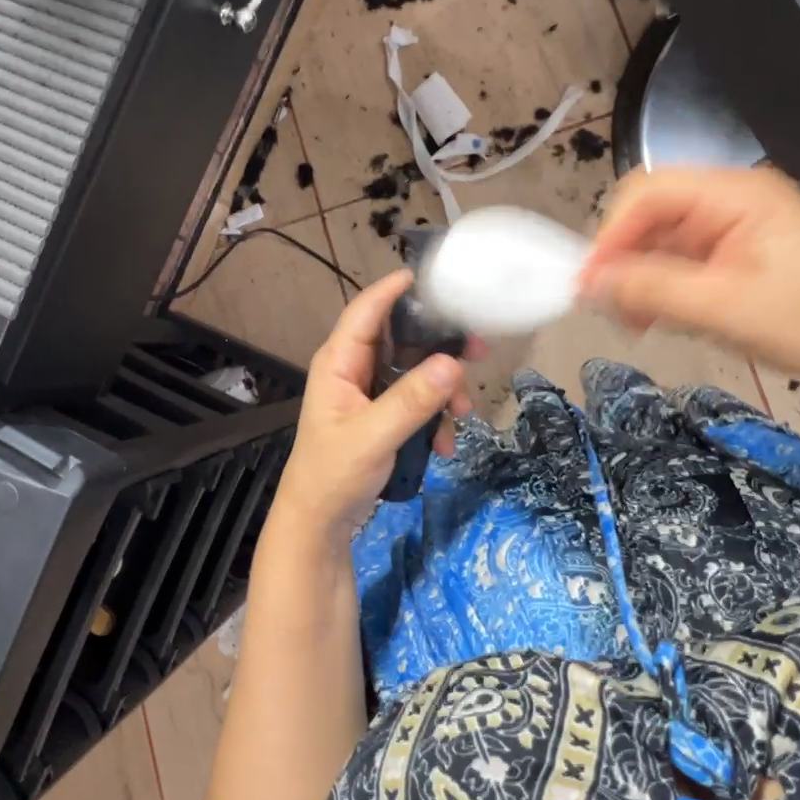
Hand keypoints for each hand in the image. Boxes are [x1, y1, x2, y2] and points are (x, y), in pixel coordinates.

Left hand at [274, 271, 474, 537]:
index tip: (434, 277)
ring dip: (443, 391)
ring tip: (462, 417)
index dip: (396, 288)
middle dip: (439, 346)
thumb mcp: (373, 437)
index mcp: (339, 362)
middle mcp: (354, 369)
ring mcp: (370, 393)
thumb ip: (411, 401)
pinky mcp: (384, 416)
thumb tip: (452, 363)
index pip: (366, 310)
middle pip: (401, 338)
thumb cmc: (333, 475)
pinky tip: (444, 446)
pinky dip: (435, 418)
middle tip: (478, 349)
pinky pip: (418, 402)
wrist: (321, 523)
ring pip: (416, 371)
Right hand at [582, 167, 799, 391]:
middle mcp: (727, 200)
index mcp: (736, 194)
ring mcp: (727, 227)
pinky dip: (654, 289)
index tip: (591, 281)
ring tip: (638, 321)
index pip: (648, 191)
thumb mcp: (727, 309)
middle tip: (612, 306)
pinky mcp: (726, 254)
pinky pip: (671, 262)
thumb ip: (652, 291)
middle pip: (646, 214)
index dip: (611, 232)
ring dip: (635, 279)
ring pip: (653, 241)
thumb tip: (586, 283)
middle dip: (622, 259)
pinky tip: (657, 318)